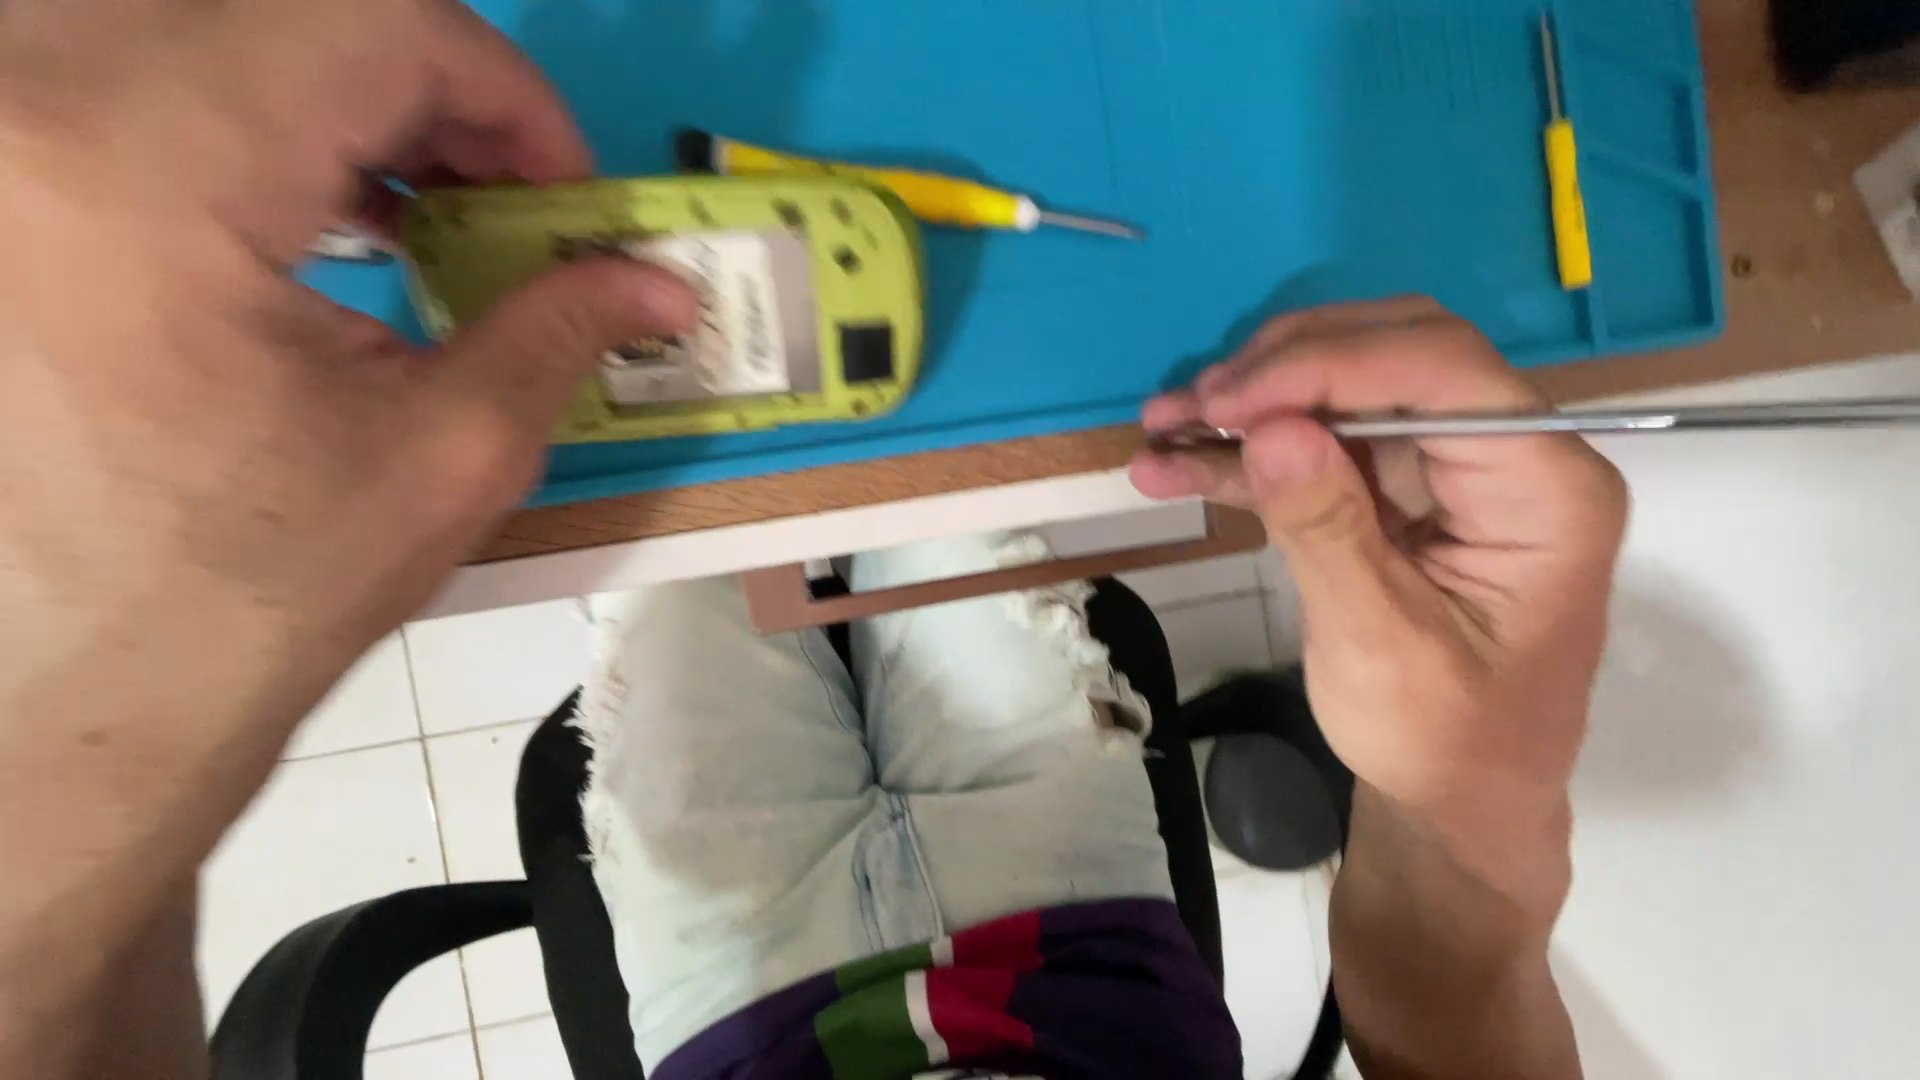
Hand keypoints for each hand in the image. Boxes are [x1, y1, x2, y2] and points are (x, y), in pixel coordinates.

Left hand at [0, 1, 691, 1055]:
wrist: (66, 692)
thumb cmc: (273, 580)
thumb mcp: (458, 448)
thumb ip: (567, 330)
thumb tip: (666, 288)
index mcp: (145, 165)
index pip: (378, 23)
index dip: (511, 96)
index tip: (566, 195)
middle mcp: (20, 100)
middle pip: (292, 11)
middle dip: (441, 98)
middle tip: (513, 203)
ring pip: (208, 31)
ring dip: (354, 107)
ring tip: (433, 215)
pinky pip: (138, 81)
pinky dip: (266, 129)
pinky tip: (327, 222)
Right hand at [1133, 298, 1626, 850]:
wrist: (1449, 794)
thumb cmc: (1441, 738)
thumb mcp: (1380, 645)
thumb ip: (1328, 533)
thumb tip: (1271, 432)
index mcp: (1541, 486)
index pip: (1439, 371)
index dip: (1324, 366)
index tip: (1224, 403)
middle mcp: (1498, 455)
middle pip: (1389, 356)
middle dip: (1281, 370)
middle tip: (1193, 406)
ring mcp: (1438, 472)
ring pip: (1336, 394)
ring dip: (1244, 408)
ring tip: (1159, 428)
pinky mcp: (1385, 495)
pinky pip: (1308, 452)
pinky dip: (1240, 456)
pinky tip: (1170, 466)